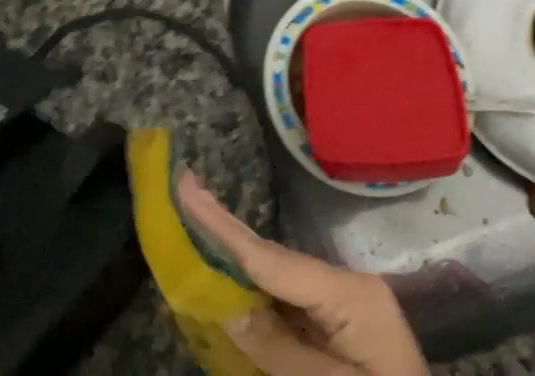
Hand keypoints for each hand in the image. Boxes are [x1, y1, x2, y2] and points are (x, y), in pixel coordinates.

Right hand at [177, 173, 428, 375]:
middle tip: (184, 201)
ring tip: (196, 242)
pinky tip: (234, 290)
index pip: (271, 257)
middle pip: (275, 260)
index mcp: (350, 293)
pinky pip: (293, 303)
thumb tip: (230, 306)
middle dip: (226, 237)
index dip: (222, 226)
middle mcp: (350, 284)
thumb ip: (279, 348)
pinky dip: (261, 298)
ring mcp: (350, 302)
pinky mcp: (346, 322)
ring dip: (239, 269)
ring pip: (281, 280)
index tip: (186, 186)